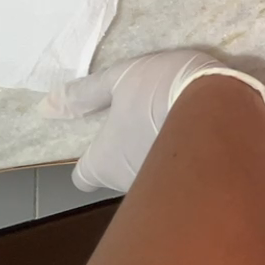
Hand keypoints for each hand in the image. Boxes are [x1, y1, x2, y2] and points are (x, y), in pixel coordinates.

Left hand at [43, 50, 264, 192]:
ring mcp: (163, 186)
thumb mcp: (121, 79)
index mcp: (103, 161)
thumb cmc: (160, 91)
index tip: (106, 145)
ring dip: (162, 157)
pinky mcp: (195, 183)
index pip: (84, 177)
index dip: (92, 162)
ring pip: (155, 174)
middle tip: (149, 127)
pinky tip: (204, 139)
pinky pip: (186, 175)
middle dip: (133, 155)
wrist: (219, 107)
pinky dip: (189, 161)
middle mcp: (127, 181)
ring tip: (181, 130)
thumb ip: (86, 94)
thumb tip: (46, 107)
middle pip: (122, 173)